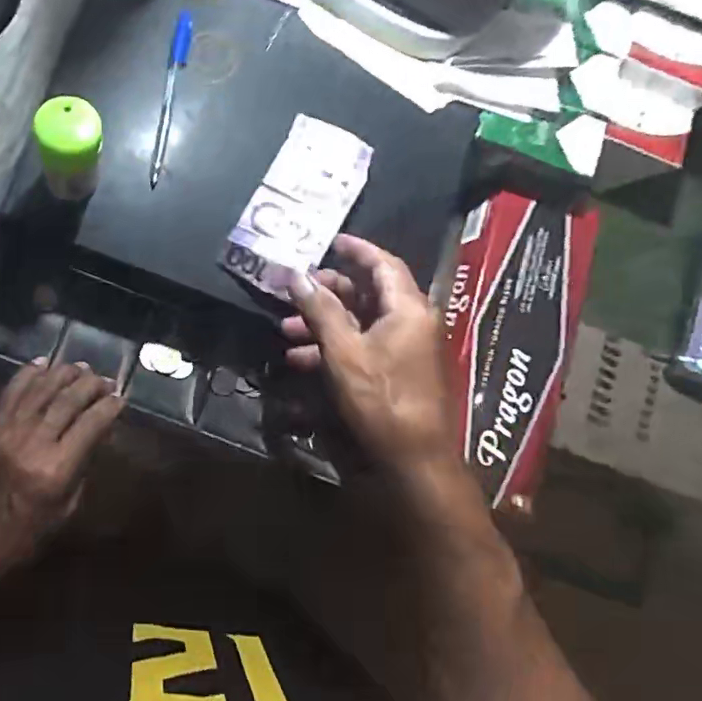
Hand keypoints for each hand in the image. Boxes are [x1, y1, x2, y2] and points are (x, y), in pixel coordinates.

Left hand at [0, 360, 124, 590]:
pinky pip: (12, 391)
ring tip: (80, 366)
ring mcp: (8, 430)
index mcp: (55, 469)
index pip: (90, 425)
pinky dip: (29, 374)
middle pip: (67, 401)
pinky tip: (44, 362)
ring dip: (63, 373)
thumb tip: (98, 432)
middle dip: (90, 385)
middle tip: (104, 379)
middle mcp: (32, 443)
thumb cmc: (27, 531)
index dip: (108, 407)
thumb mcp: (66, 507)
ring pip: (41, 389)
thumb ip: (82, 465)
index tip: (121, 397)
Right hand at [281, 235, 455, 480]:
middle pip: (368, 293)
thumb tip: (295, 275)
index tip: (330, 241)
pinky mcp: (398, 370)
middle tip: (297, 291)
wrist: (414, 459)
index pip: (384, 264)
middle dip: (328, 292)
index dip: (357, 249)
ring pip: (361, 321)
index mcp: (408, 309)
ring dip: (324, 322)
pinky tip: (302, 359)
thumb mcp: (343, 351)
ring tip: (287, 330)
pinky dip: (334, 346)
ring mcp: (406, 348)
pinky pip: (363, 345)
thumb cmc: (380, 399)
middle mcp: (412, 322)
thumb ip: (319, 310)